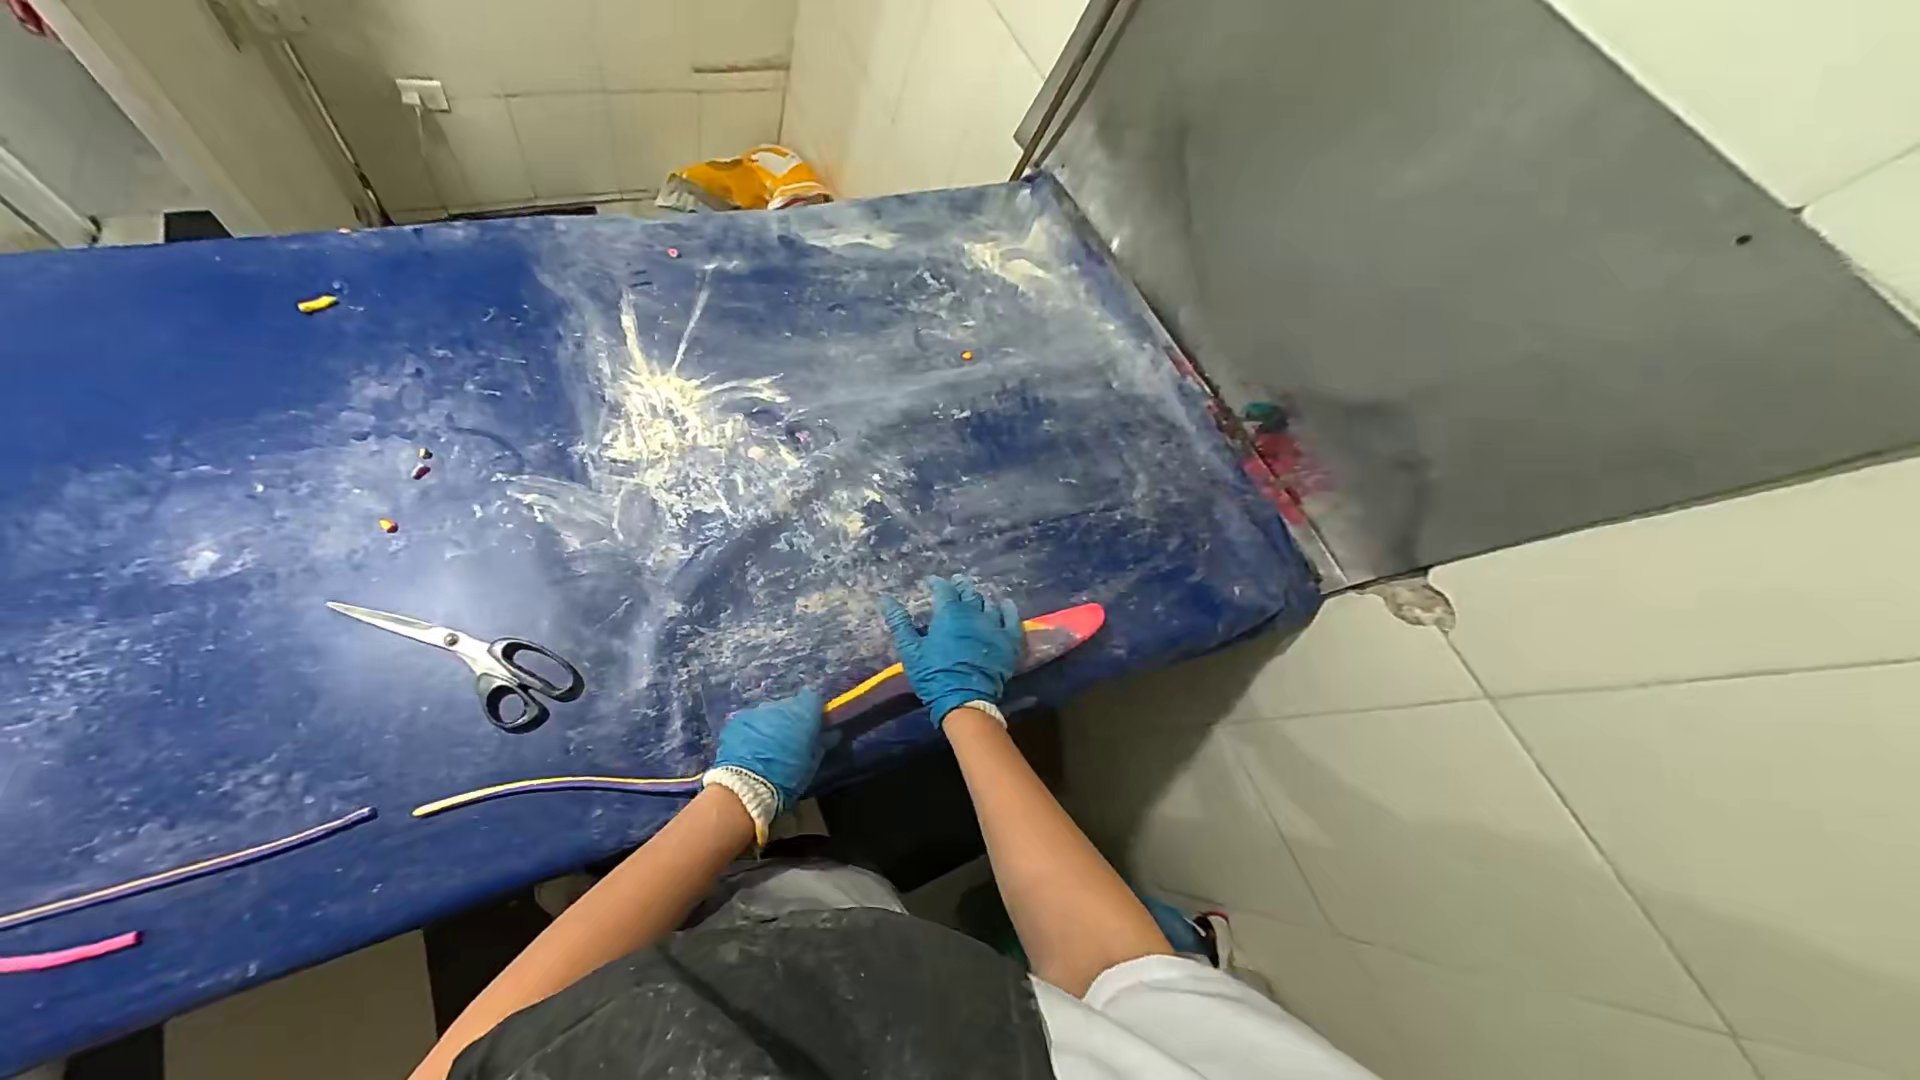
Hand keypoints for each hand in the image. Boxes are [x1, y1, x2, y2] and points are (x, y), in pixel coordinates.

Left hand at [706, 689, 825, 841]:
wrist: (743, 788)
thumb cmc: (785, 778)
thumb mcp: (810, 764)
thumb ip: (820, 744)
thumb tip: (831, 734)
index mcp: (802, 714)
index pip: (813, 699)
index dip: (813, 711)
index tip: (813, 725)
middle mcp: (780, 706)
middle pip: (790, 705)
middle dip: (791, 718)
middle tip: (790, 739)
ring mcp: (756, 712)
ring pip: (769, 712)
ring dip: (772, 724)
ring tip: (768, 746)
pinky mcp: (737, 721)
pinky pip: (751, 721)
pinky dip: (754, 731)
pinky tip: (750, 748)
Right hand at [880, 574, 1023, 726]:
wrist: (965, 699)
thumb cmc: (934, 675)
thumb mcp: (911, 650)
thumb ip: (900, 623)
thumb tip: (886, 599)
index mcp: (949, 613)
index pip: (944, 589)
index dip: (937, 583)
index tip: (931, 583)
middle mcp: (974, 613)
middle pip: (969, 592)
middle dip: (960, 586)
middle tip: (956, 583)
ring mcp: (994, 626)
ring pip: (989, 603)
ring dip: (981, 597)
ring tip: (976, 596)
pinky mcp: (1009, 640)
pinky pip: (1012, 618)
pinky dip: (1008, 609)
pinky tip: (1005, 604)